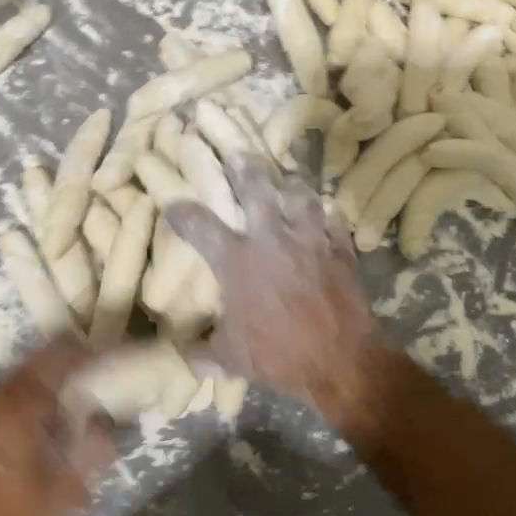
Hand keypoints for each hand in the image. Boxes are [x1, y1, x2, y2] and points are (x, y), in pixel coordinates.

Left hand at [0, 336, 115, 515]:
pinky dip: (48, 397)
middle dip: (84, 363)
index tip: (128, 362)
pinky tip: (66, 428)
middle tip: (116, 384)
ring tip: (96, 408)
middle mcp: (3, 391)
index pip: (66, 352)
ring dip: (65, 381)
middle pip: (50, 355)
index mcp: (23, 401)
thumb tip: (110, 420)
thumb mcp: (63, 494)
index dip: (101, 352)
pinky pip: (24, 391)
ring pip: (36, 373)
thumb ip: (93, 451)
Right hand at [166, 158, 391, 429]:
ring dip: (290, 187)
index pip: (198, 224)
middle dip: (243, 167)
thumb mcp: (231, 358)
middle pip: (255, 187)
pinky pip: (332, 222)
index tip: (173, 205)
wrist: (342, 361)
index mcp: (236, 260)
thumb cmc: (278, 356)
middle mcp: (271, 238)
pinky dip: (324, 218)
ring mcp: (310, 240)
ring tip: (287, 181)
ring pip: (300, 195)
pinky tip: (322, 219)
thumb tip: (182, 356)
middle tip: (238, 154)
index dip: (181, 212)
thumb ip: (203, 351)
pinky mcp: (341, 250)